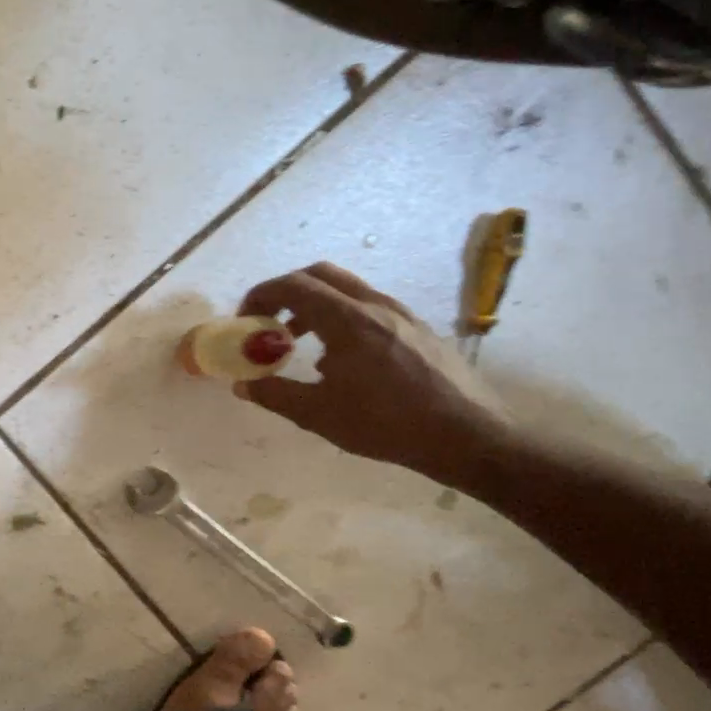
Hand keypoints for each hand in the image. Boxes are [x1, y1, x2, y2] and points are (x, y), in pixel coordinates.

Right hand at [232, 263, 509, 475]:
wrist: (466, 435)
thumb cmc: (385, 424)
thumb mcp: (316, 414)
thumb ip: (274, 394)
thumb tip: (244, 384)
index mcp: (348, 321)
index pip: (294, 286)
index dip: (261, 296)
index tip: (245, 321)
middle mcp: (376, 307)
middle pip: (320, 275)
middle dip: (284, 292)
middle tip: (266, 321)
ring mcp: (401, 315)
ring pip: (346, 290)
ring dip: (312, 306)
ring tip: (295, 342)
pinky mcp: (416, 329)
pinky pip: (367, 308)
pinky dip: (338, 318)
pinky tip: (335, 358)